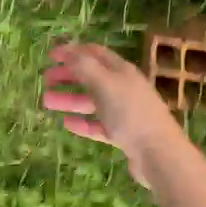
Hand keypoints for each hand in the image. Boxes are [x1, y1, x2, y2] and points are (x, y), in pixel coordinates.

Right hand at [42, 42, 185, 187]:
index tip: (50, 56)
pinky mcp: (124, 135)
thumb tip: (67, 51)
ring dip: (69, 99)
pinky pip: (98, 124)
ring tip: (47, 102)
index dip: (72, 51)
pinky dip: (82, 122)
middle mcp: (123, 88)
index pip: (93, 53)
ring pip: (92, 101)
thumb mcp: (104, 83)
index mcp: (121, 71)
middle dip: (68, 75)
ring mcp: (125, 112)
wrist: (160, 155)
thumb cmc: (130, 113)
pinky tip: (67, 123)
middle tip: (46, 79)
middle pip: (91, 76)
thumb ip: (83, 66)